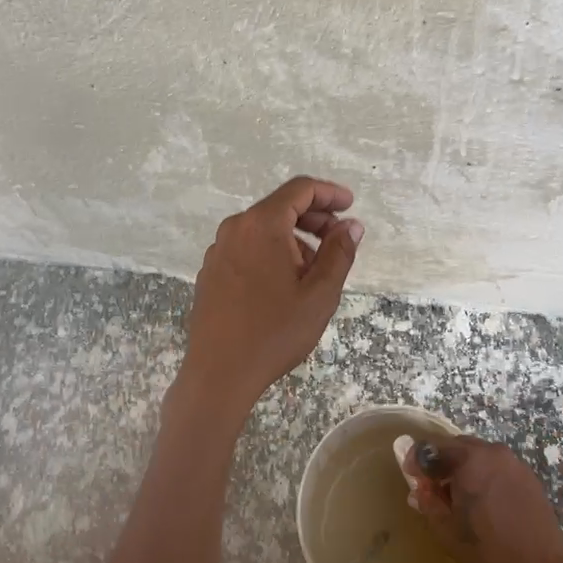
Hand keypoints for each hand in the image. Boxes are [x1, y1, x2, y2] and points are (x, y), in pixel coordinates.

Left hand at [175, 176, 363, 410]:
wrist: (219, 373)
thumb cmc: (274, 332)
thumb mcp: (319, 293)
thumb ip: (338, 253)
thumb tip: (351, 225)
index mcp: (262, 225)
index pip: (299, 190)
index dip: (329, 193)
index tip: (350, 206)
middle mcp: (235, 228)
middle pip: (280, 207)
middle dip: (314, 218)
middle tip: (339, 240)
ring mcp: (218, 250)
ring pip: (264, 230)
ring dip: (294, 239)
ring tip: (315, 273)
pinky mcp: (211, 272)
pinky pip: (248, 249)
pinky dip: (271, 253)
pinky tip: (284, 286)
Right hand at [398, 436, 562, 562]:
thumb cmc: (487, 552)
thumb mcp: (446, 530)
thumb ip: (428, 502)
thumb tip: (419, 489)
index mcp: (470, 460)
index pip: (433, 448)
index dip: (418, 461)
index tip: (411, 477)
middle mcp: (493, 452)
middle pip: (458, 448)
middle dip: (442, 463)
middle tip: (433, 488)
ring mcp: (515, 464)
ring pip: (480, 457)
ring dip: (464, 470)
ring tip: (459, 498)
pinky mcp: (530, 479)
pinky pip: (499, 468)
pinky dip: (485, 477)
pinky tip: (485, 504)